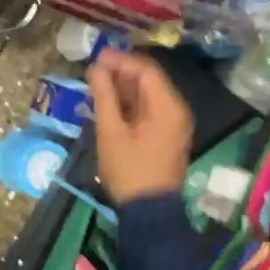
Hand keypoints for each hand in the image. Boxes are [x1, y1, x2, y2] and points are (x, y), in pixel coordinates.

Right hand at [88, 51, 192, 203]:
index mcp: (167, 107)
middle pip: (149, 80)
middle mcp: (176, 110)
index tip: (96, 58)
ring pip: (148, 95)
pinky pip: (150, 109)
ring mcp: (173, 124)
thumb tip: (96, 69)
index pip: (146, 70)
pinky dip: (130, 103)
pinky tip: (109, 103)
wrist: (150, 211)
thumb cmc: (129, 171)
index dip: (121, 60)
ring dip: (124, 87)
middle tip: (93, 70)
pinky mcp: (167, 135)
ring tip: (96, 85)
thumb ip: (104, 97)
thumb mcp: (111, 133)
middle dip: (121, 72)